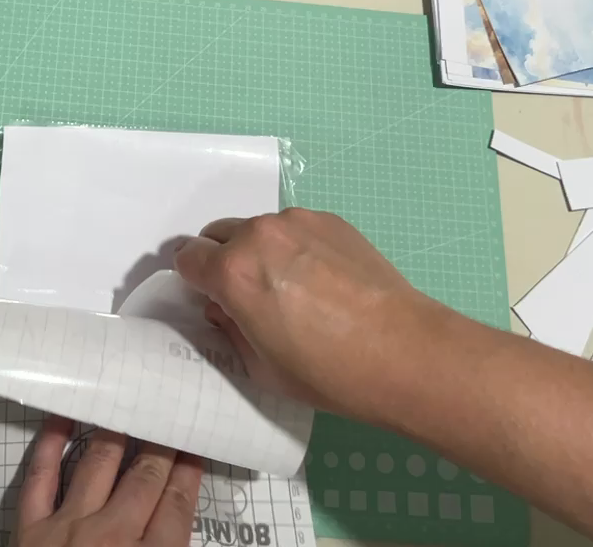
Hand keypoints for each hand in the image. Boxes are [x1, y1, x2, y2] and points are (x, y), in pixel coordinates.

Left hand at [17, 417, 202, 546]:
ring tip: (128, 402)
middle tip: (168, 412)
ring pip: (99, 462)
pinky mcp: (29, 528)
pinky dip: (51, 442)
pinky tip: (63, 415)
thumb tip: (179, 531)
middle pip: (144, 476)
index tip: (196, 442)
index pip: (177, 506)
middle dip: (161, 443)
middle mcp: (112, 536)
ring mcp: (67, 528)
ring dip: (116, 431)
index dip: (190, 471)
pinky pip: (41, 475)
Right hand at [174, 209, 449, 421]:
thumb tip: (223, 309)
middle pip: (217, 234)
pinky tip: (323, 279)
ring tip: (294, 287)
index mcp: (232, 272)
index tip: (210, 297)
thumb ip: (230, 330)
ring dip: (260, 251)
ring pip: (257, 229)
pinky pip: (293, 228)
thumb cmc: (328, 372)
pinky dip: (295, 247)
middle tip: (249, 295)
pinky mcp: (327, 219)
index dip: (194, 279)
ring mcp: (295, 222)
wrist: (405, 352)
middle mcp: (257, 235)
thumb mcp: (262, 368)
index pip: (187, 257)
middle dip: (222, 260)